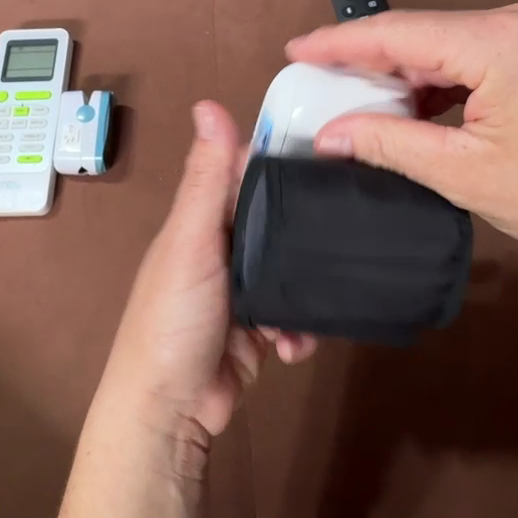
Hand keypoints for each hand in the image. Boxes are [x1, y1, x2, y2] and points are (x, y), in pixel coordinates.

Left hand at [95, 101, 316, 476]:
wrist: (168, 413)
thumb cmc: (172, 318)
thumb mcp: (191, 242)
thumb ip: (207, 179)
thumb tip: (208, 104)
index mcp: (202, 218)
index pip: (246, 171)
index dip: (281, 158)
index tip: (332, 150)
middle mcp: (223, 247)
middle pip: (276, 219)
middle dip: (307, 230)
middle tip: (348, 228)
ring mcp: (242, 290)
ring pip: (292, 269)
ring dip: (306, 287)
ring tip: (311, 304)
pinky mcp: (259, 330)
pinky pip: (294, 314)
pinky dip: (300, 329)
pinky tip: (295, 345)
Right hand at [286, 4, 517, 267]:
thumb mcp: (465, 175)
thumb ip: (390, 143)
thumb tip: (329, 135)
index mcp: (497, 41)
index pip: (397, 33)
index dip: (339, 43)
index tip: (293, 50)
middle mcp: (515, 19)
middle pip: (419, 34)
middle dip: (366, 62)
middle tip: (314, 85)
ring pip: (443, 44)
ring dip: (401, 73)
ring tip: (352, 101)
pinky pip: (470, 55)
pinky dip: (436, 79)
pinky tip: (410, 105)